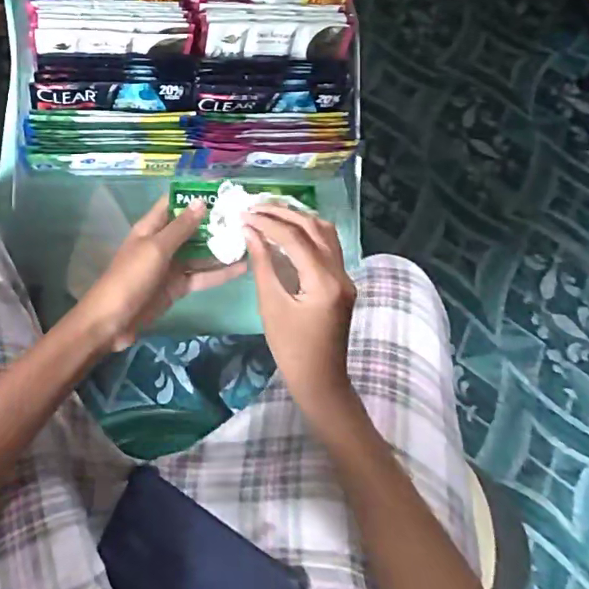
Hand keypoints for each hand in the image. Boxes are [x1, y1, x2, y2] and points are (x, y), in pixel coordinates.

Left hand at [70, 200, 245, 350]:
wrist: (113, 320)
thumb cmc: (131, 277)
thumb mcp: (156, 248)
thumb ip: (180, 228)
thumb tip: (200, 202)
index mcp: (150, 227)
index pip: (173, 204)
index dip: (194, 195)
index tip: (222, 190)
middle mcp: (161, 243)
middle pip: (190, 228)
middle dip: (214, 223)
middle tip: (246, 217)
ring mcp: (170, 266)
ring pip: (199, 253)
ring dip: (221, 248)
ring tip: (251, 240)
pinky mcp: (177, 287)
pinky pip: (201, 276)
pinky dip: (219, 272)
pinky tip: (242, 268)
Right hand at [245, 205, 356, 409]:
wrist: (320, 380)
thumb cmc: (290, 347)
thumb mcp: (271, 304)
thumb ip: (262, 264)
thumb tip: (249, 232)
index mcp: (325, 282)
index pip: (295, 238)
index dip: (267, 223)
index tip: (243, 215)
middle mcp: (341, 274)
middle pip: (314, 228)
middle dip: (282, 214)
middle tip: (254, 208)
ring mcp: (345, 278)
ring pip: (325, 233)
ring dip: (297, 219)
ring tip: (268, 213)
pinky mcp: (341, 283)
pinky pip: (326, 246)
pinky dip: (306, 233)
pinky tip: (285, 232)